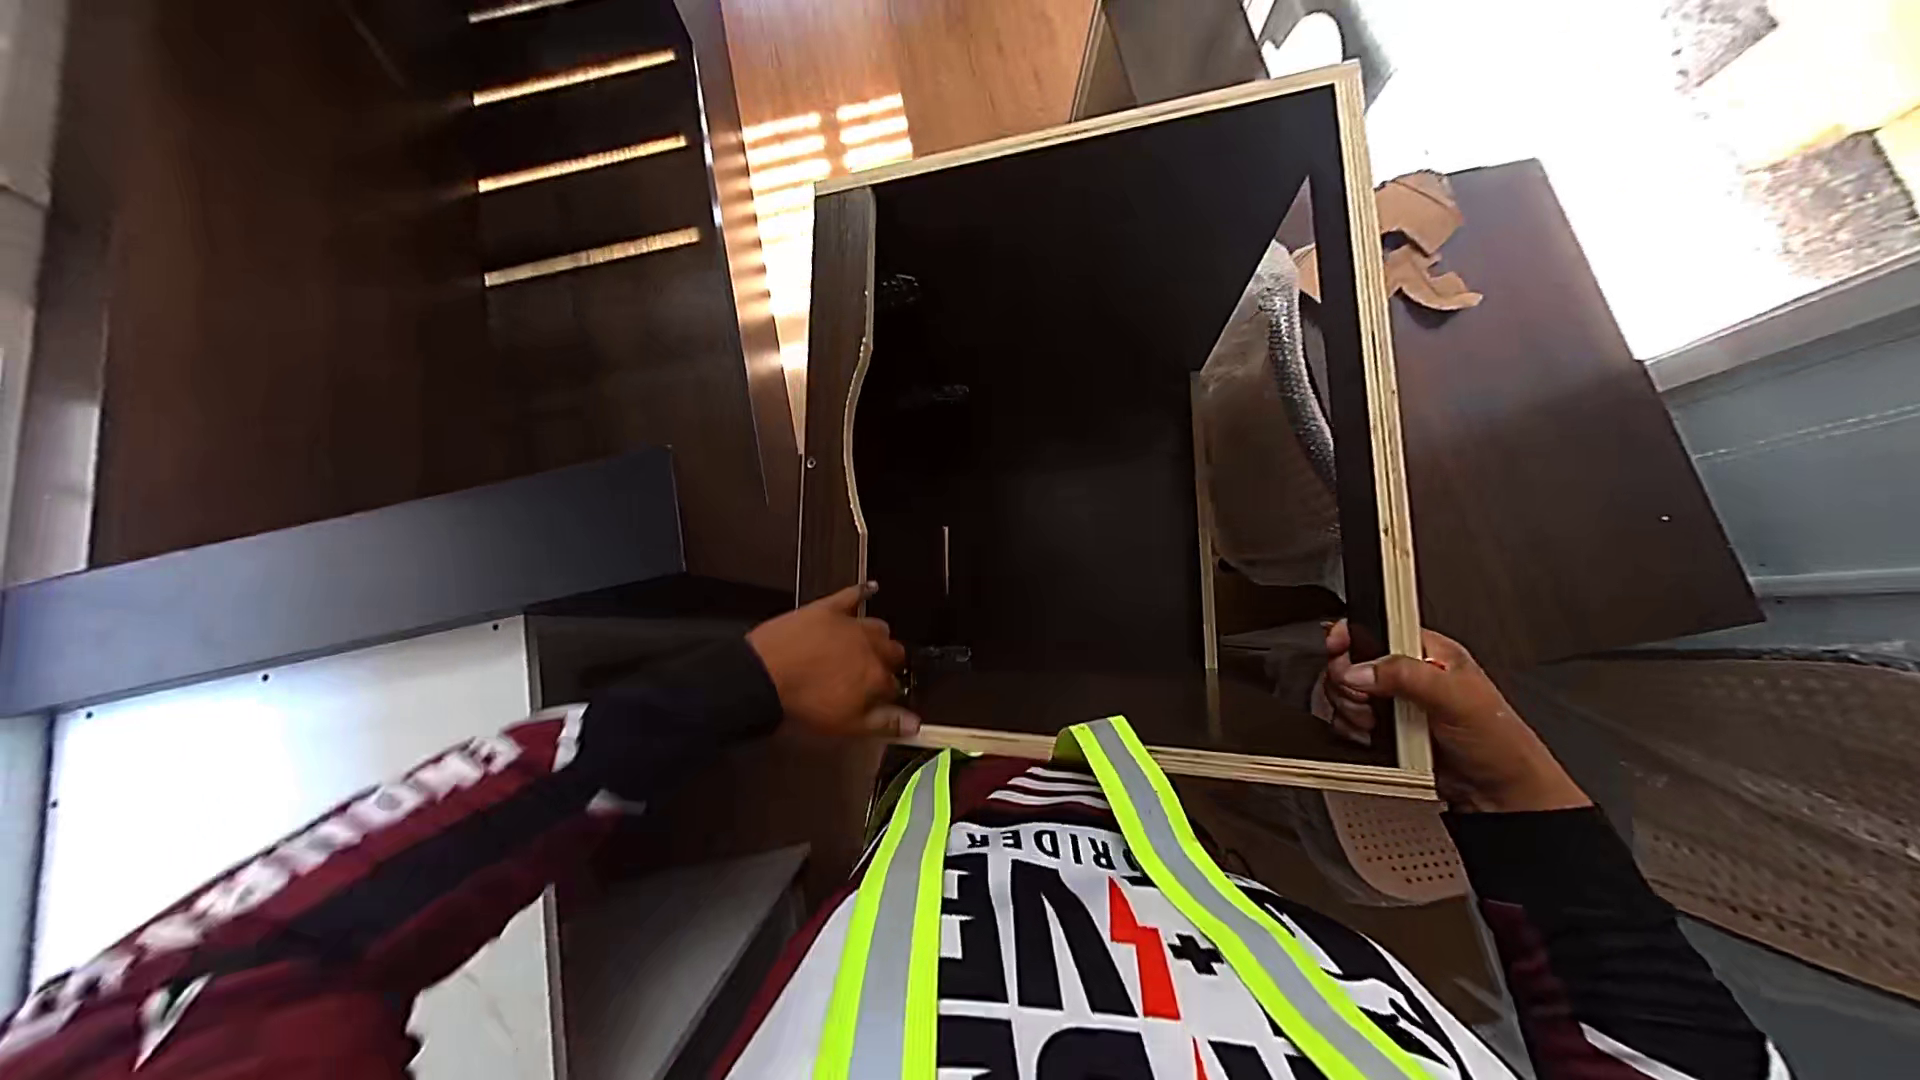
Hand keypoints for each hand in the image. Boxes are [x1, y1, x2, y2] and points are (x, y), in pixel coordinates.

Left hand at [746, 582, 920, 738]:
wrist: (766, 675)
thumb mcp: (845, 724)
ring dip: (878, 637)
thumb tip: (913, 724)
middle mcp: (871, 648)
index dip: (887, 693)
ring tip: (869, 645)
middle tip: (875, 673)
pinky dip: (864, 591)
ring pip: (879, 627)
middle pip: (894, 653)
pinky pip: (854, 594)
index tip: (880, 699)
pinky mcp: (830, 608)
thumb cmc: (802, 701)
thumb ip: (884, 723)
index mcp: (876, 677)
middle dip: (889, 663)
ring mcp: (851, 625)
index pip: (894, 685)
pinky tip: (871, 588)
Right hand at [1323, 620, 1589, 812]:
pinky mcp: (1380, 725)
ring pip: (1342, 690)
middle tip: (1368, 699)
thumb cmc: (1500, 745)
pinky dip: (1349, 727)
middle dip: (1348, 682)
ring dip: (1350, 709)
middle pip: (1348, 661)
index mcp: (1425, 651)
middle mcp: (1403, 672)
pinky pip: (1344, 718)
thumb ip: (1407, 676)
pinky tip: (1371, 735)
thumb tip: (1359, 670)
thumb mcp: (1459, 699)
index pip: (1374, 627)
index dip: (1350, 634)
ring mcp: (1389, 700)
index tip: (1337, 649)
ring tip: (1376, 723)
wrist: (1499, 795)